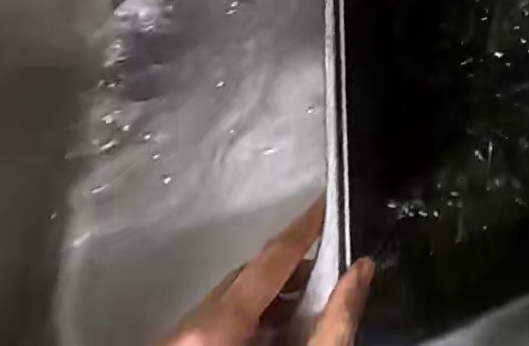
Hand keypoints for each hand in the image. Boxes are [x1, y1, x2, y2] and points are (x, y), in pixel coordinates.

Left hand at [159, 196, 373, 345]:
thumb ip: (336, 320)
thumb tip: (361, 268)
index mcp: (214, 327)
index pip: (271, 257)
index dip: (305, 225)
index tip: (328, 197)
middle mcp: (181, 330)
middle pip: (246, 278)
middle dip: (290, 271)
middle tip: (326, 274)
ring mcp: (166, 345)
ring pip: (225, 303)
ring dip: (266, 300)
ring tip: (299, 314)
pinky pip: (205, 326)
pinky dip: (241, 322)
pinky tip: (267, 336)